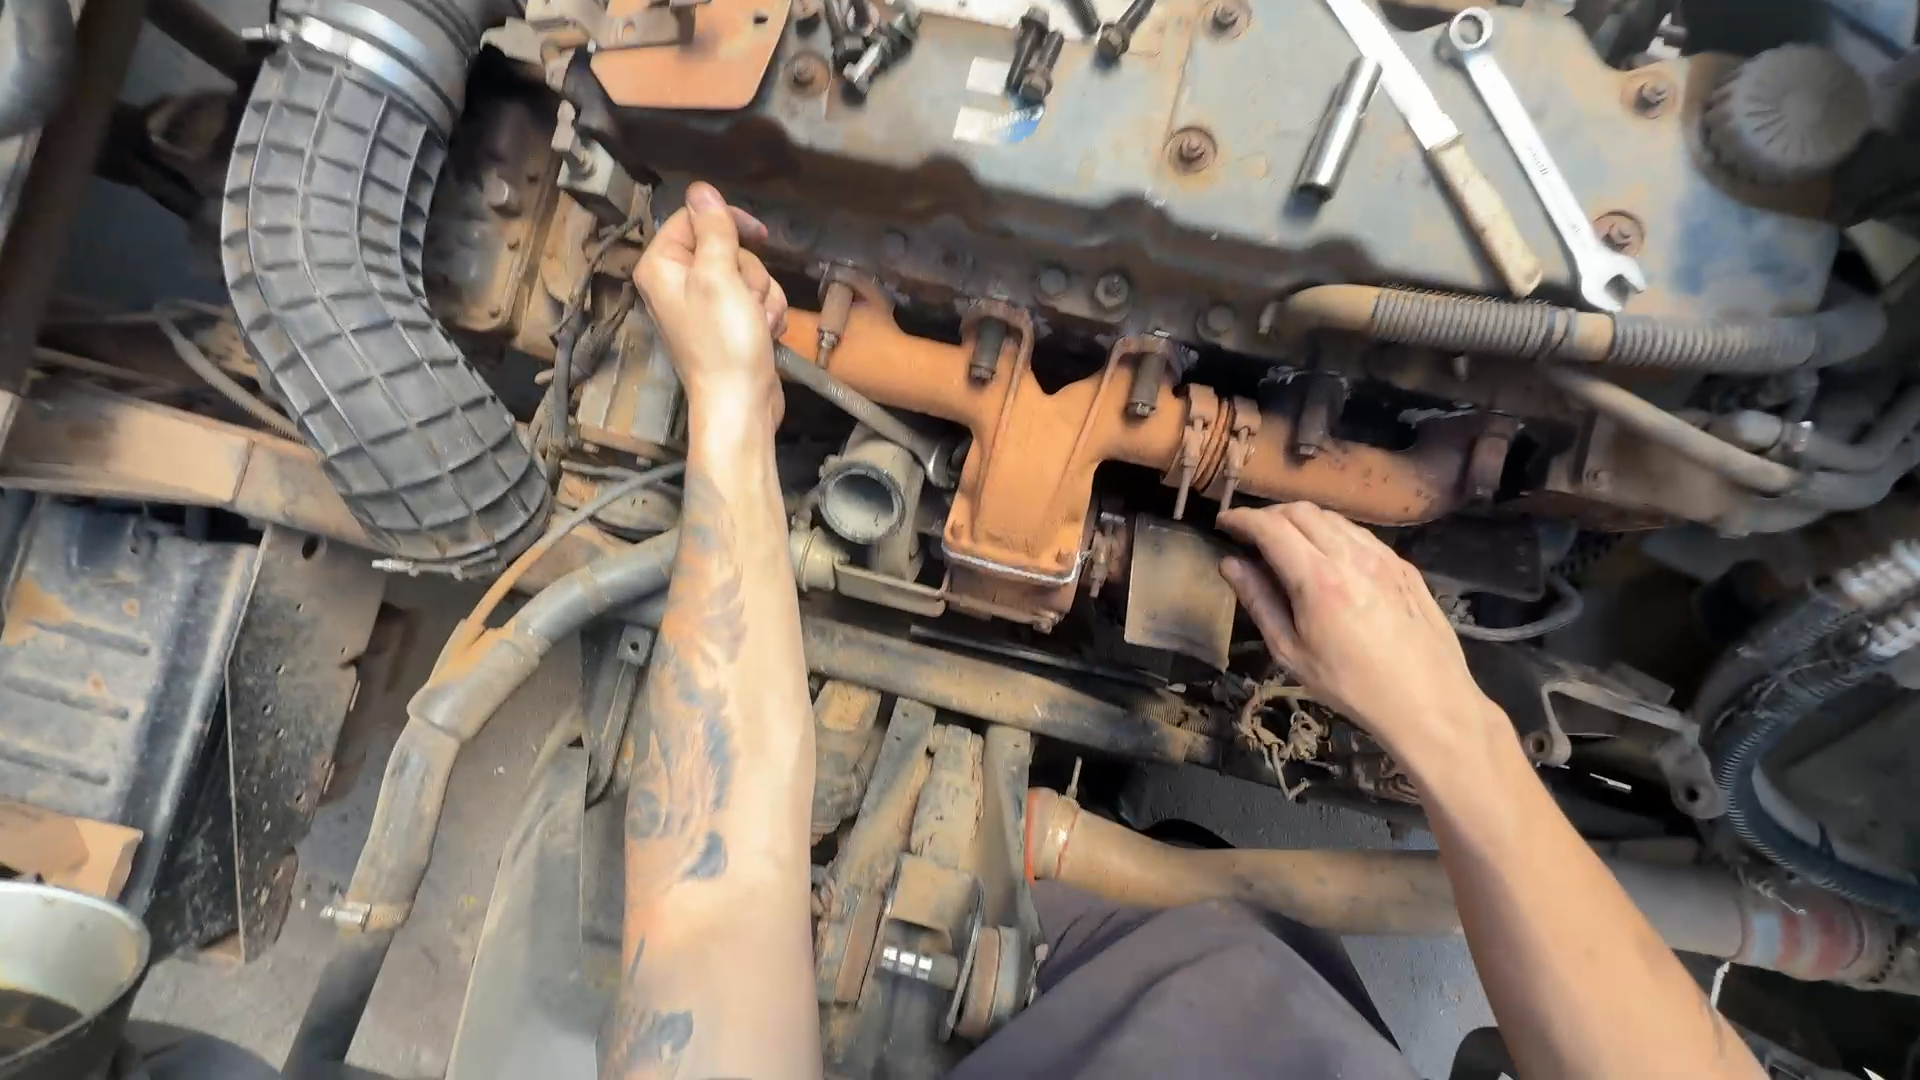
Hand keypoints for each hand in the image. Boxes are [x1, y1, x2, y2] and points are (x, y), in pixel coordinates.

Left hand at [635, 182, 789, 420]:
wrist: (741, 403)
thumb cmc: (725, 343)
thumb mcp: (718, 277)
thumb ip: (712, 230)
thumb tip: (702, 189)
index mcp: (662, 267)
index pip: (694, 220)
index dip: (728, 224)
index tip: (758, 235)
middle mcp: (679, 283)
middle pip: (727, 249)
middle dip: (750, 274)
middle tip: (747, 301)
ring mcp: (707, 306)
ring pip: (749, 276)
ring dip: (764, 297)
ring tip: (758, 324)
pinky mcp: (731, 325)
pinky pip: (756, 301)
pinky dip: (767, 314)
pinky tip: (765, 333)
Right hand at [1217, 503, 1500, 771]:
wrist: (1428, 702)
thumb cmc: (1350, 685)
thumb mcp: (1290, 651)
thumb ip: (1259, 601)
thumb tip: (1230, 565)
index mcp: (1318, 580)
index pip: (1270, 527)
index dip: (1241, 518)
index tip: (1223, 522)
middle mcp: (1351, 556)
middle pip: (1300, 511)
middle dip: (1267, 514)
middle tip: (1248, 534)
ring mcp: (1382, 557)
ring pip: (1331, 516)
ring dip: (1299, 519)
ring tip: (1283, 541)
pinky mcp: (1402, 565)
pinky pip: (1358, 532)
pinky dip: (1329, 531)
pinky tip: (1323, 555)